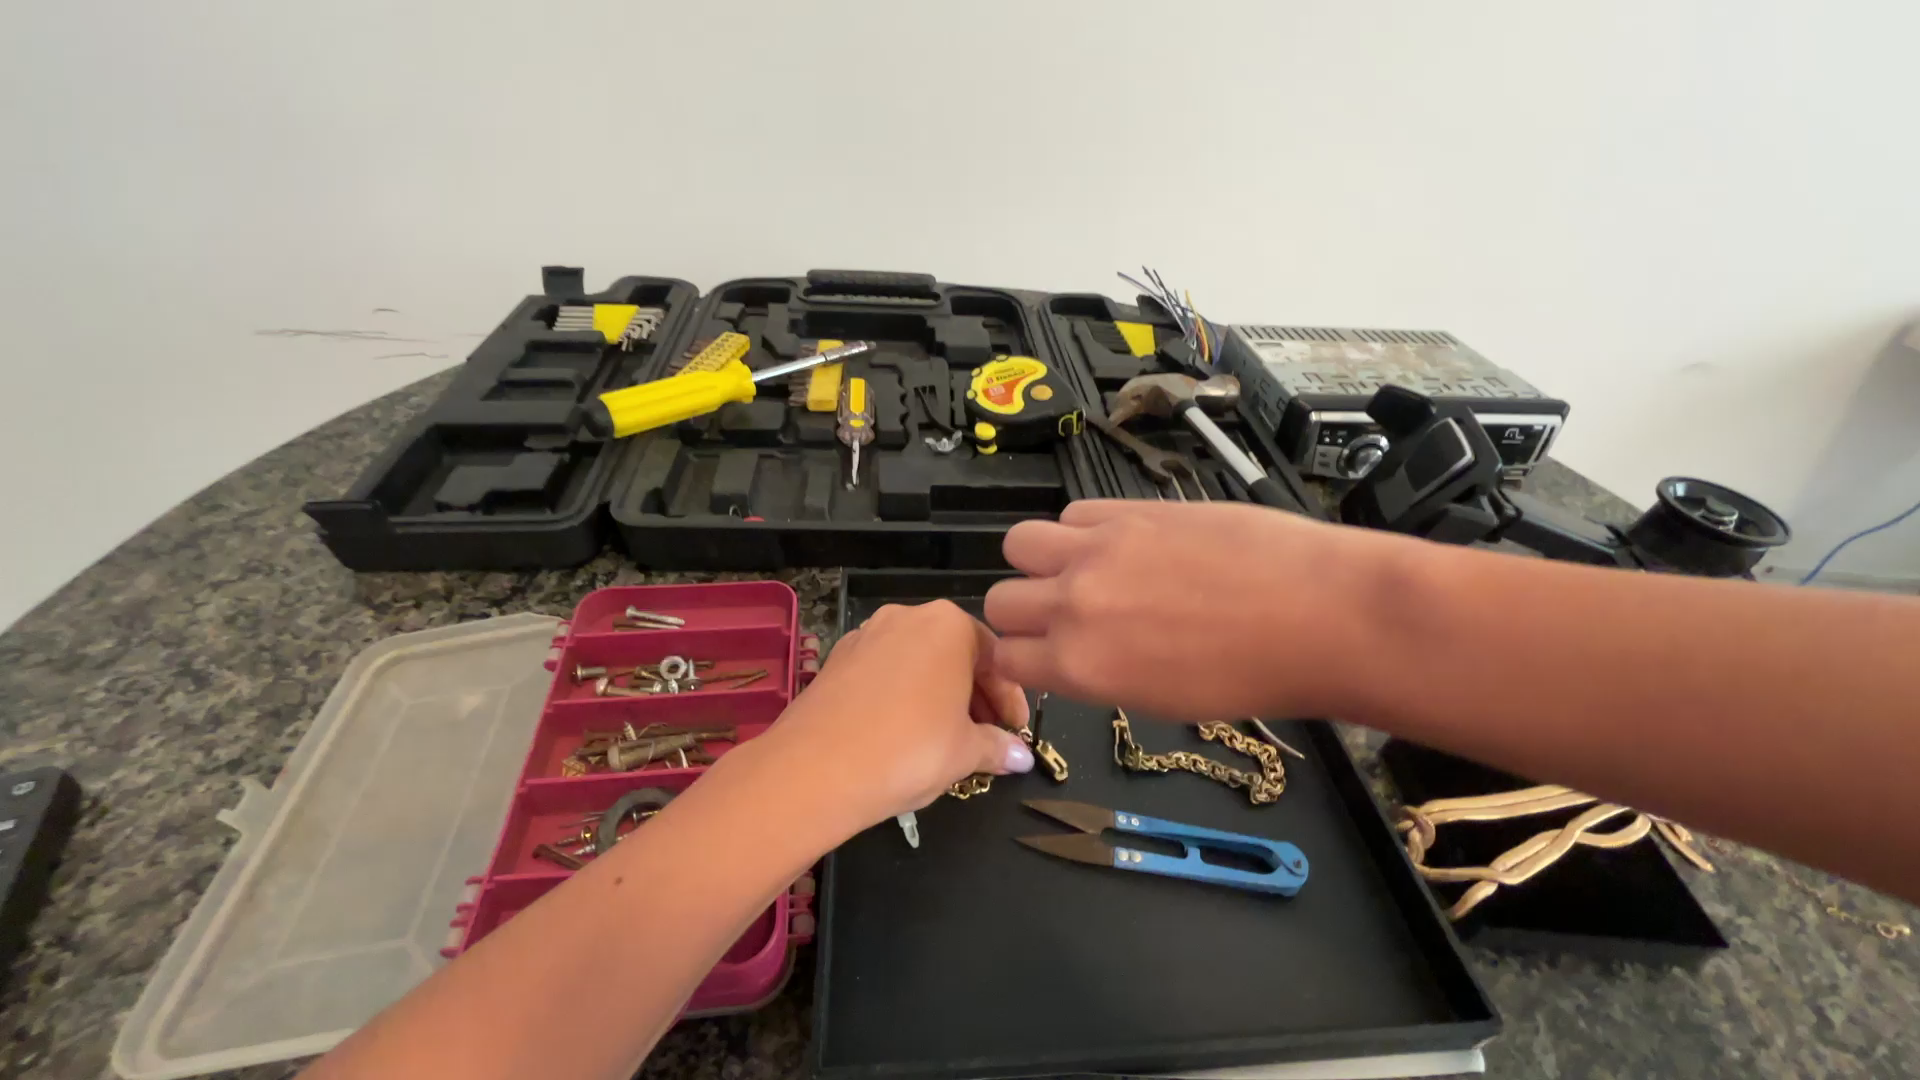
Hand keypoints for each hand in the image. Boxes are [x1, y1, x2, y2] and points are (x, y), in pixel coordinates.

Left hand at [756, 601, 1033, 829]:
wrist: (815, 769)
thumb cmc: (909, 750)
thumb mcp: (965, 752)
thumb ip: (998, 747)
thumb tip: (1022, 756)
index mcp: (949, 624)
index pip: (996, 658)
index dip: (1010, 700)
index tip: (1016, 734)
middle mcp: (907, 617)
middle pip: (955, 655)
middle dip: (975, 697)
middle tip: (987, 740)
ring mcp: (866, 635)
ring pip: (918, 663)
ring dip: (939, 697)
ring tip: (946, 741)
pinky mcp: (836, 659)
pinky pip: (884, 674)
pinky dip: (902, 697)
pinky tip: (903, 734)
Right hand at [985, 500, 1407, 721]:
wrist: (1321, 615)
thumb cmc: (1254, 675)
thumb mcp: (1160, 700)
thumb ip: (1098, 673)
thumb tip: (1075, 652)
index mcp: (1080, 666)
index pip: (1003, 657)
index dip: (1016, 656)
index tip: (1035, 651)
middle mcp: (1074, 605)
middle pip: (999, 599)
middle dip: (1021, 610)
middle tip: (1058, 612)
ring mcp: (1098, 550)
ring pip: (1020, 543)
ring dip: (1039, 560)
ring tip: (1081, 568)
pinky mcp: (1130, 510)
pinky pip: (1073, 513)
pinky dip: (1083, 530)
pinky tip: (1121, 544)